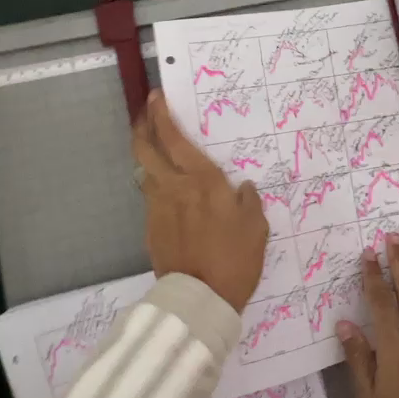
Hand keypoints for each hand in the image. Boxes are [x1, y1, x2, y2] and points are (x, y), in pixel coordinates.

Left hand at [133, 90, 268, 309]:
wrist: (200, 299)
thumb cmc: (234, 259)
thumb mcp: (256, 227)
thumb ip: (248, 201)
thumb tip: (242, 188)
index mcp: (201, 180)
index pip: (173, 138)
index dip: (161, 115)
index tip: (157, 98)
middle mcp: (173, 187)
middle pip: (145, 147)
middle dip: (143, 125)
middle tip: (147, 112)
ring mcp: (158, 208)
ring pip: (145, 170)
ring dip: (147, 154)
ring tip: (156, 148)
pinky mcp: (151, 228)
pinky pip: (151, 196)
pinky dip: (156, 184)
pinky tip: (168, 190)